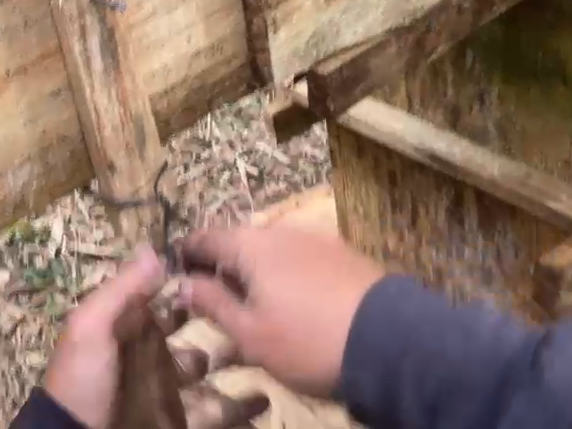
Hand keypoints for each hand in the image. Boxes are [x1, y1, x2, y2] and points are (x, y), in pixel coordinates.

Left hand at [44, 249, 269, 428]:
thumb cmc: (81, 379)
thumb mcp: (92, 326)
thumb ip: (123, 289)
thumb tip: (155, 249)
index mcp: (131, 332)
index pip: (167, 306)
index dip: (193, 293)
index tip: (227, 279)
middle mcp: (154, 360)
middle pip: (196, 343)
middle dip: (223, 333)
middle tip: (255, 323)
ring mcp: (168, 396)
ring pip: (211, 379)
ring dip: (238, 369)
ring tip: (267, 360)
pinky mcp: (180, 424)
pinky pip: (215, 416)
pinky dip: (242, 411)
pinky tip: (265, 402)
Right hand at [176, 225, 386, 398]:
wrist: (393, 342)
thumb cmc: (308, 339)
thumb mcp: (251, 334)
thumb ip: (212, 303)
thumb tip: (181, 284)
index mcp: (247, 244)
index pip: (203, 238)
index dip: (186, 254)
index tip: (179, 273)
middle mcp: (275, 230)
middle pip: (237, 242)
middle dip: (224, 265)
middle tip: (220, 298)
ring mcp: (312, 237)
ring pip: (270, 249)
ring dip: (258, 270)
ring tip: (261, 304)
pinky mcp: (341, 252)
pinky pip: (300, 257)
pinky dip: (288, 273)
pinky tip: (299, 301)